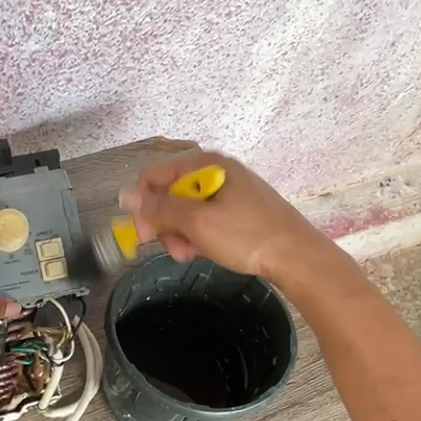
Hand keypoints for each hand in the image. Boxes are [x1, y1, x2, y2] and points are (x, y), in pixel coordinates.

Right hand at [119, 151, 330, 279]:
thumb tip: (124, 195)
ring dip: (179, 233)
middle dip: (163, 222)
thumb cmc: (247, 236)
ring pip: (184, 209)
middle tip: (173, 248)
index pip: (153, 175)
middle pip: (168, 192)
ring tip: (191, 253)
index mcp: (206, 164)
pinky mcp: (236, 208)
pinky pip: (203, 217)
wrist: (296, 256)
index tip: (144, 233)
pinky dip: (197, 234)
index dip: (142, 203)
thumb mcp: (197, 222)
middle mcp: (215, 170)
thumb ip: (159, 207)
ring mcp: (227, 189)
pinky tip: (203, 251)